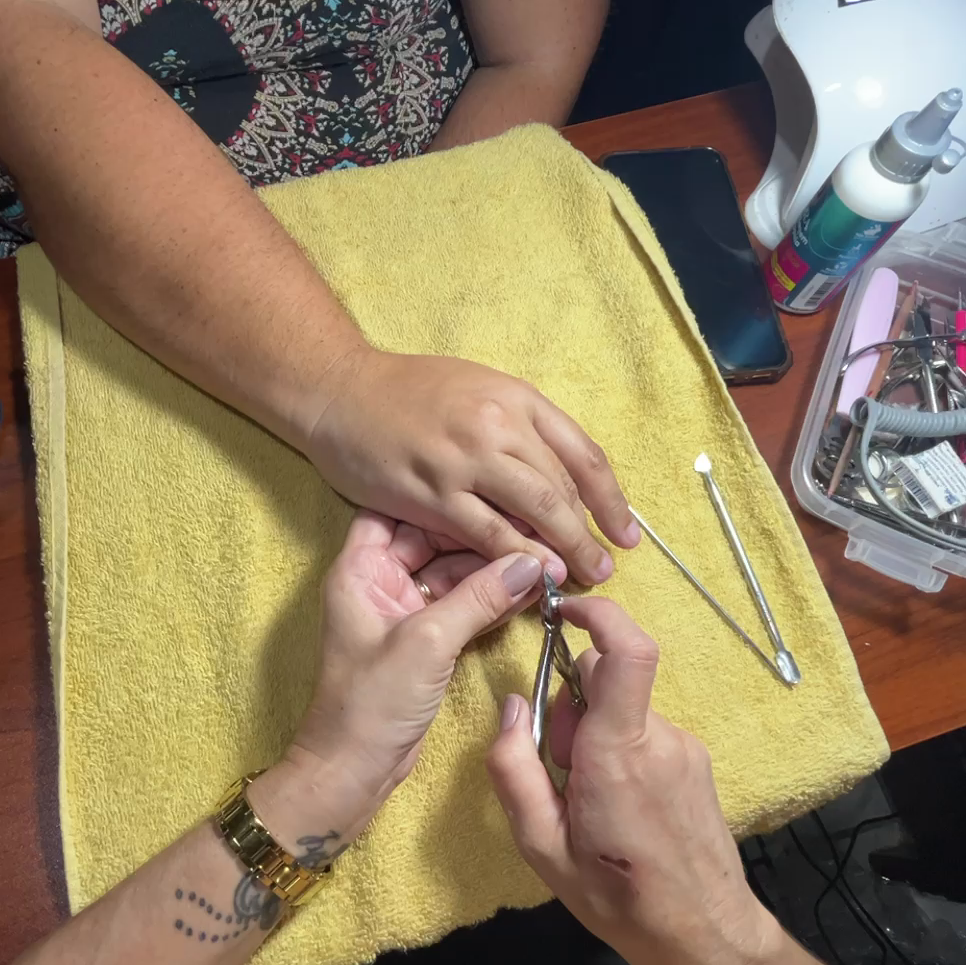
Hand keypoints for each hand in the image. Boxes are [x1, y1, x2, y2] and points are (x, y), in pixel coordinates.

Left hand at [253, 510, 543, 855]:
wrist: (355, 767)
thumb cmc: (371, 701)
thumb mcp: (427, 642)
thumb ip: (479, 597)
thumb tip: (533, 561)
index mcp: (360, 569)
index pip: (395, 509)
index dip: (436, 495)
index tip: (483, 484)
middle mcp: (380, 580)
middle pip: (433, 538)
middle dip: (481, 535)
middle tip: (532, 526)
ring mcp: (404, 609)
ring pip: (453, 572)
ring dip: (493, 569)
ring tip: (542, 558)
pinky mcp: (426, 637)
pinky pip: (462, 603)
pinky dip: (492, 598)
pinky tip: (529, 589)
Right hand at [298, 348, 639, 585]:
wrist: (341, 392)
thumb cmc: (406, 391)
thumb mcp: (475, 388)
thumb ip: (515, 427)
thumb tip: (552, 475)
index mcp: (516, 398)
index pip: (582, 454)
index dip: (611, 499)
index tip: (625, 532)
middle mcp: (498, 425)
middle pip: (563, 488)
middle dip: (590, 533)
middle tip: (605, 567)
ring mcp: (465, 460)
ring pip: (536, 511)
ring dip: (565, 549)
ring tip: (579, 576)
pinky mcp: (432, 493)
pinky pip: (488, 532)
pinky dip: (518, 557)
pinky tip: (535, 574)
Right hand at [485, 597, 781, 964]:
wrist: (707, 939)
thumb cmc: (617, 898)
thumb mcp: (540, 844)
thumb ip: (514, 767)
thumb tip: (513, 705)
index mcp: (618, 753)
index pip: (626, 653)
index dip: (599, 616)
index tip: (566, 613)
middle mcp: (659, 737)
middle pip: (605, 678)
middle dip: (571, 704)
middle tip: (562, 767)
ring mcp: (685, 746)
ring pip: (622, 705)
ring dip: (595, 732)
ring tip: (591, 796)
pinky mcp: (695, 758)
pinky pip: (642, 728)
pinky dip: (619, 746)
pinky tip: (618, 802)